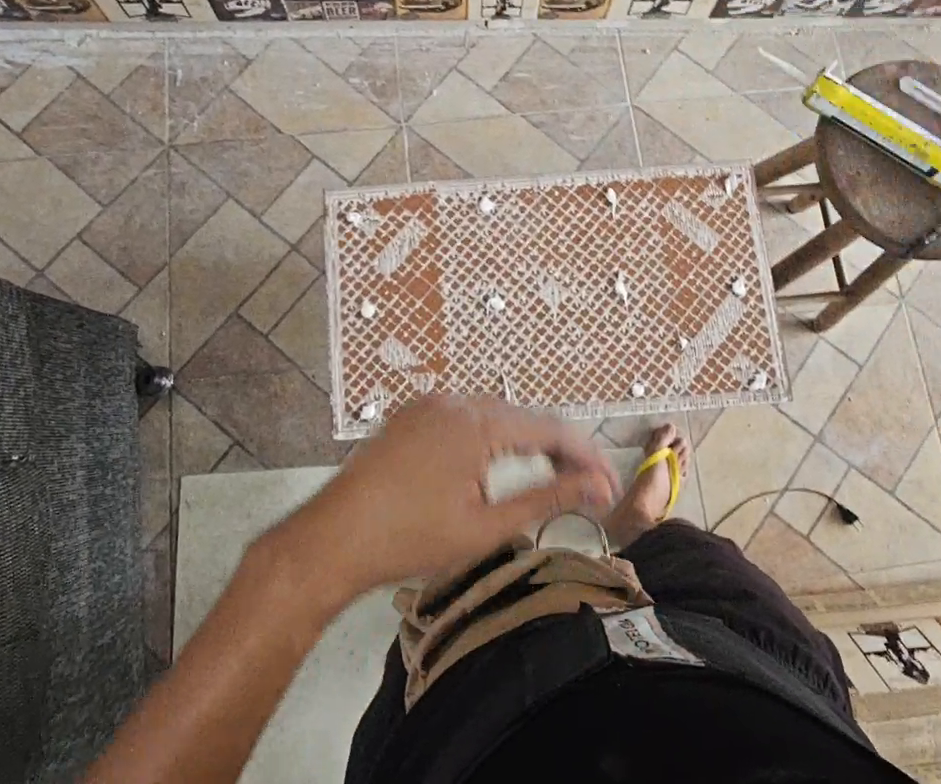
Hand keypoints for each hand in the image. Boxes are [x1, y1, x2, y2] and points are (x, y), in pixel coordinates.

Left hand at [267, 396, 621, 600]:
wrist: (331, 540)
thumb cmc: (410, 540)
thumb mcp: (486, 526)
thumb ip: (546, 498)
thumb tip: (597, 485)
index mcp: (478, 423)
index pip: (552, 429)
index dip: (588, 457)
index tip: (610, 487)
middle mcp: (456, 401)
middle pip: (526, 417)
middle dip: (561, 450)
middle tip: (588, 489)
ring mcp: (429, 405)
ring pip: (496, 416)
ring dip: (528, 444)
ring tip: (551, 480)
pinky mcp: (411, 416)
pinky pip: (466, 419)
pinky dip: (493, 439)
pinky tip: (499, 466)